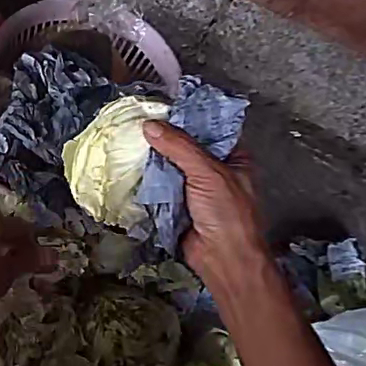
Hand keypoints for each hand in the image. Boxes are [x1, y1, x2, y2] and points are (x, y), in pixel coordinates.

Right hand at [144, 121, 265, 283]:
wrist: (222, 258)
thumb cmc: (228, 215)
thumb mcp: (207, 172)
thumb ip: (179, 147)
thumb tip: (151, 126)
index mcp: (233, 158)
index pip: (209, 129)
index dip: (187, 118)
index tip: (163, 107)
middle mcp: (215, 171)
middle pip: (186, 148)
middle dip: (165, 139)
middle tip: (141, 123)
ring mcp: (195, 189)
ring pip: (171, 168)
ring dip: (154, 160)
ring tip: (132, 141)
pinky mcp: (178, 206)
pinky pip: (160, 188)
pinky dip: (148, 181)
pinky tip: (133, 168)